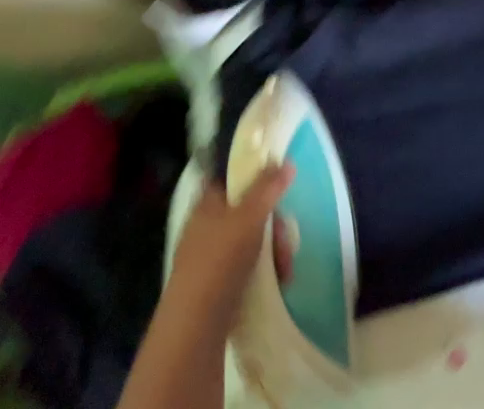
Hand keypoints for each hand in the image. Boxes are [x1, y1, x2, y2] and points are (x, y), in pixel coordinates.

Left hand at [170, 164, 297, 303]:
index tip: (276, 183)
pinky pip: (250, 264)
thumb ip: (269, 187)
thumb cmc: (221, 259)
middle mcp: (208, 227)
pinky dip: (267, 269)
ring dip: (276, 249)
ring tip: (285, 266)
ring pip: (254, 239)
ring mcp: (213, 256)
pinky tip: (278, 279)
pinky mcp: (220, 281)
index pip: (228, 179)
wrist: (197, 321)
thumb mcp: (250, 216)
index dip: (251, 176)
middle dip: (274, 224)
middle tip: (286, 237)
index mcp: (208, 205)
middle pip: (249, 211)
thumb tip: (285, 161)